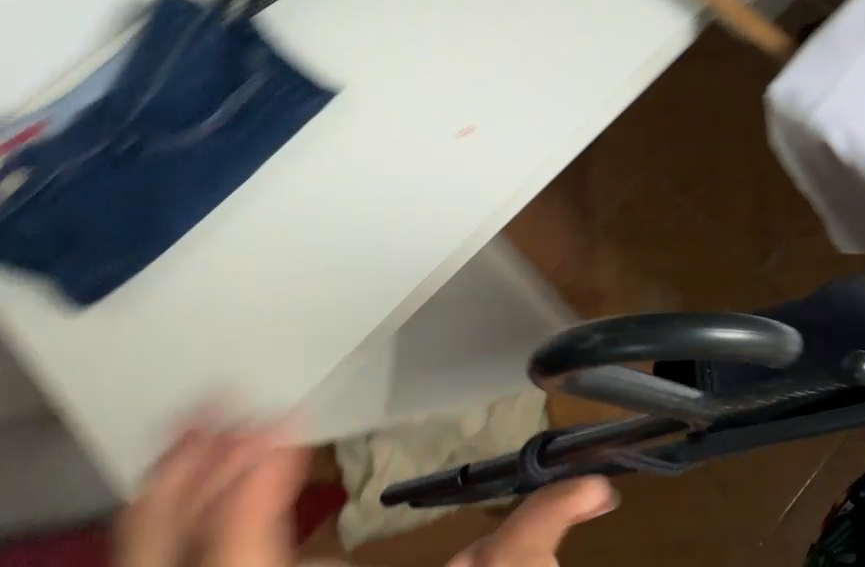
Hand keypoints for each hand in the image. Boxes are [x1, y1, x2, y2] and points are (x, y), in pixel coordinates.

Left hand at [119, 411, 616, 566]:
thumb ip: (530, 543)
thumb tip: (595, 489)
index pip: (243, 556)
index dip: (251, 489)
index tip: (280, 422)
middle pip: (175, 561)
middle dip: (190, 483)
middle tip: (225, 409)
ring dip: (173, 503)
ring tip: (205, 437)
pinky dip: (183, 531)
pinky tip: (212, 494)